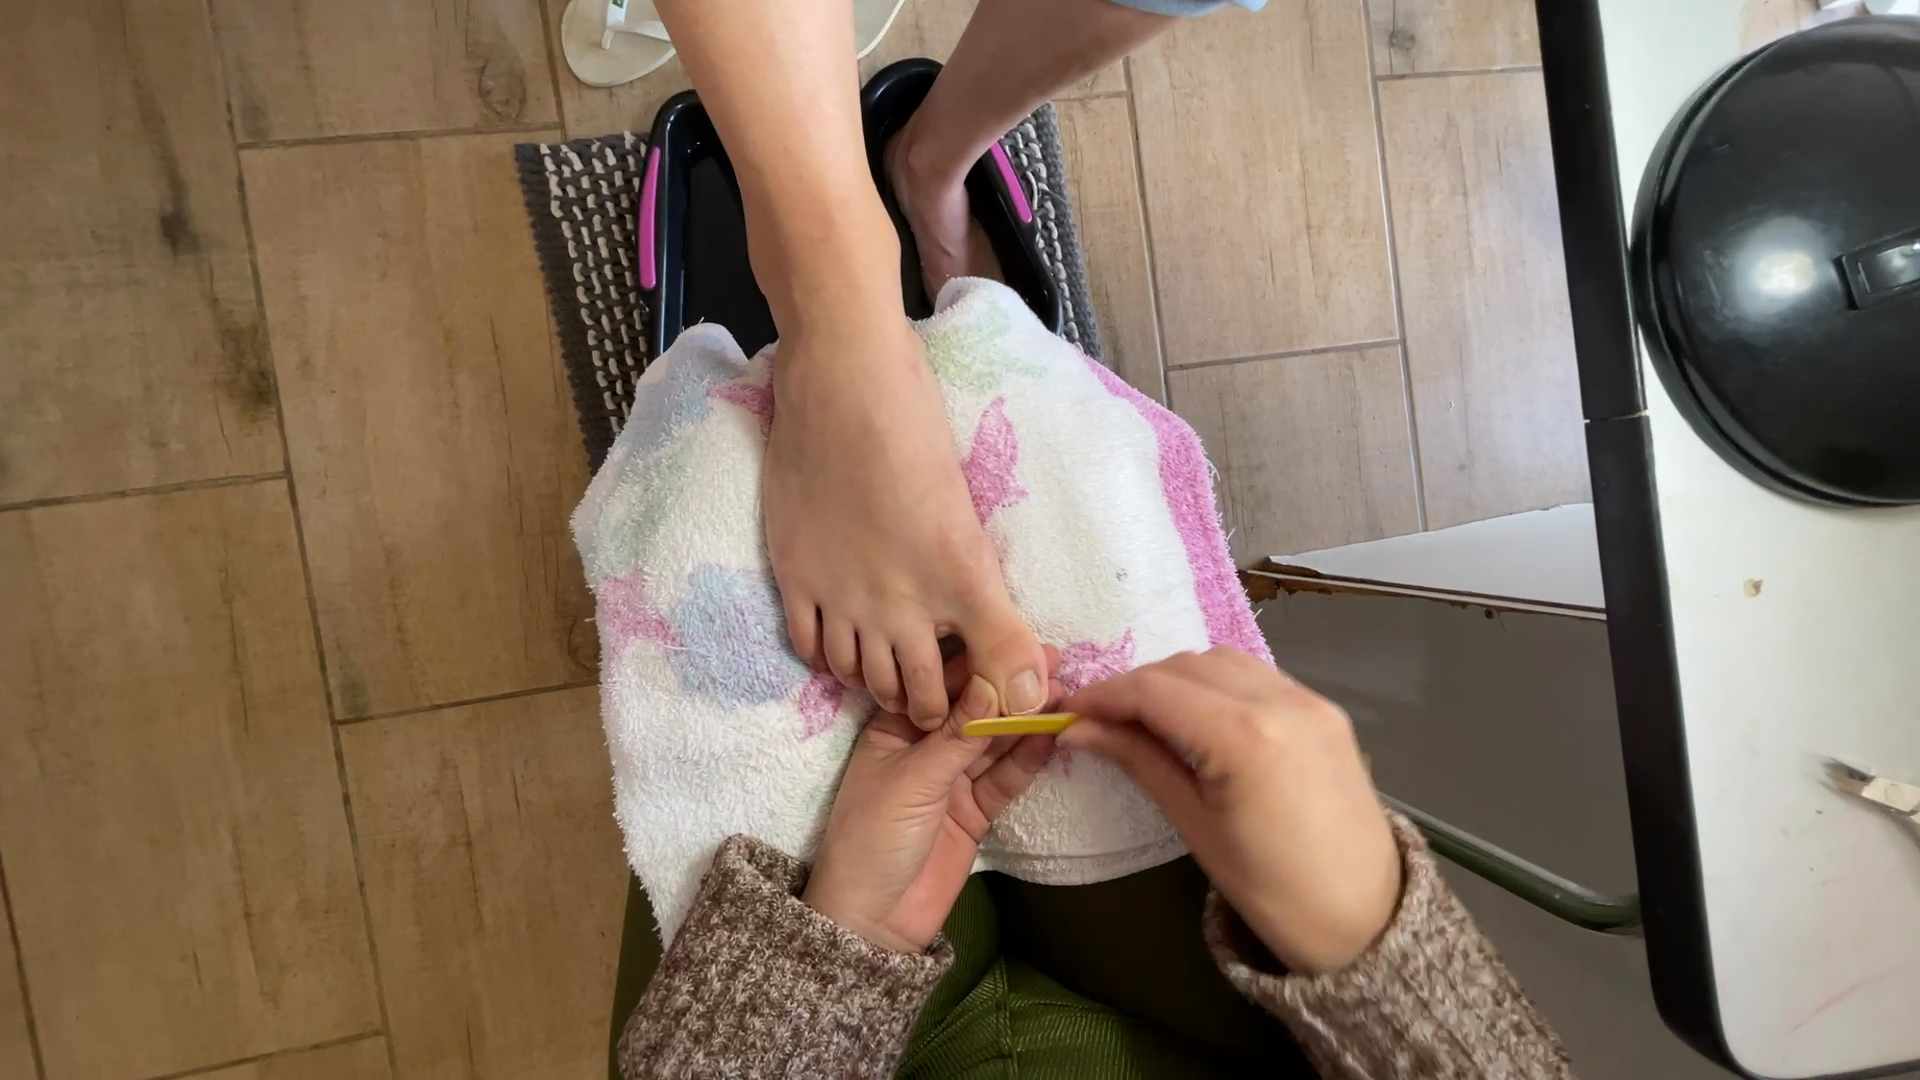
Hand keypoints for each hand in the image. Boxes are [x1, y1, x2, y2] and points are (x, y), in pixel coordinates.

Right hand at [767, 306, 1046, 727]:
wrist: (846, 390)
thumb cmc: (920, 437)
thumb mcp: (972, 522)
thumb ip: (993, 605)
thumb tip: (1030, 675)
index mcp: (959, 588)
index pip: (985, 680)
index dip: (987, 705)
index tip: (983, 703)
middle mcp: (899, 607)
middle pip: (915, 690)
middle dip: (931, 707)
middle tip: (936, 703)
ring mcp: (842, 596)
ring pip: (861, 676)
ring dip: (879, 687)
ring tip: (892, 682)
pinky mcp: (797, 578)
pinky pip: (811, 648)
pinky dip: (829, 661)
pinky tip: (840, 651)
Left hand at [802, 654, 1060, 951]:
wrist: (873, 922)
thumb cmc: (874, 838)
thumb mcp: (913, 779)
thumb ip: (957, 735)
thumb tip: (992, 682)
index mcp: (896, 727)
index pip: (942, 686)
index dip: (980, 665)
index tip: (1017, 644)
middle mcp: (927, 745)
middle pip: (975, 710)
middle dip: (1011, 689)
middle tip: (1055, 664)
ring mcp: (954, 777)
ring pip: (995, 741)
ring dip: (1027, 720)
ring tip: (1063, 695)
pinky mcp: (975, 809)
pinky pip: (1005, 777)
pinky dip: (1027, 758)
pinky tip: (1051, 736)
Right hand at [1058, 648, 1401, 974]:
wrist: (1367, 922)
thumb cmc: (1269, 888)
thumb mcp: (1192, 822)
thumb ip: (1136, 759)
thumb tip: (1077, 728)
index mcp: (1245, 737)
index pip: (1155, 690)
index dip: (1105, 694)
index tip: (1071, 710)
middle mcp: (1280, 701)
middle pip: (1183, 666)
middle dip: (1136, 686)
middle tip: (1105, 720)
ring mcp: (1308, 699)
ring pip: (1218, 660)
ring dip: (1175, 678)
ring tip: (1152, 717)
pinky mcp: (1323, 707)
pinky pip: (1254, 674)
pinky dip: (1214, 683)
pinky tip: (1201, 714)